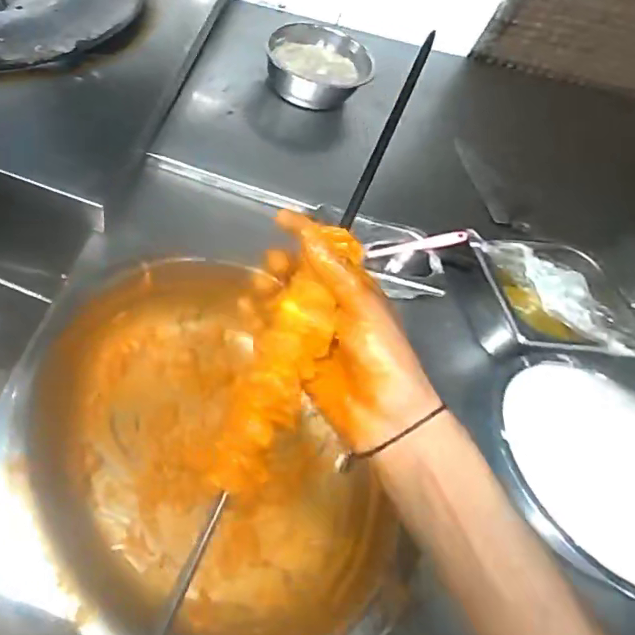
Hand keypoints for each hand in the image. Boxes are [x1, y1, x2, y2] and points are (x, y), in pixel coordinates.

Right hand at [277, 211, 442, 449]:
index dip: (304, 233)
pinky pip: (273, 333)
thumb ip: (334, 273)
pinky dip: (259, 320)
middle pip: (299, 276)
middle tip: (273, 263)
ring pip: (283, 302)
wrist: (387, 416)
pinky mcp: (297, 357)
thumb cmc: (383, 354)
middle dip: (283, 264)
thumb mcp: (364, 306)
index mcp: (354, 289)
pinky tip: (248, 311)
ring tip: (258, 287)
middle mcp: (331, 305)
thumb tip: (309, 237)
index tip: (280, 218)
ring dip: (268, 290)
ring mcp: (313, 332)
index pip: (326, 253)